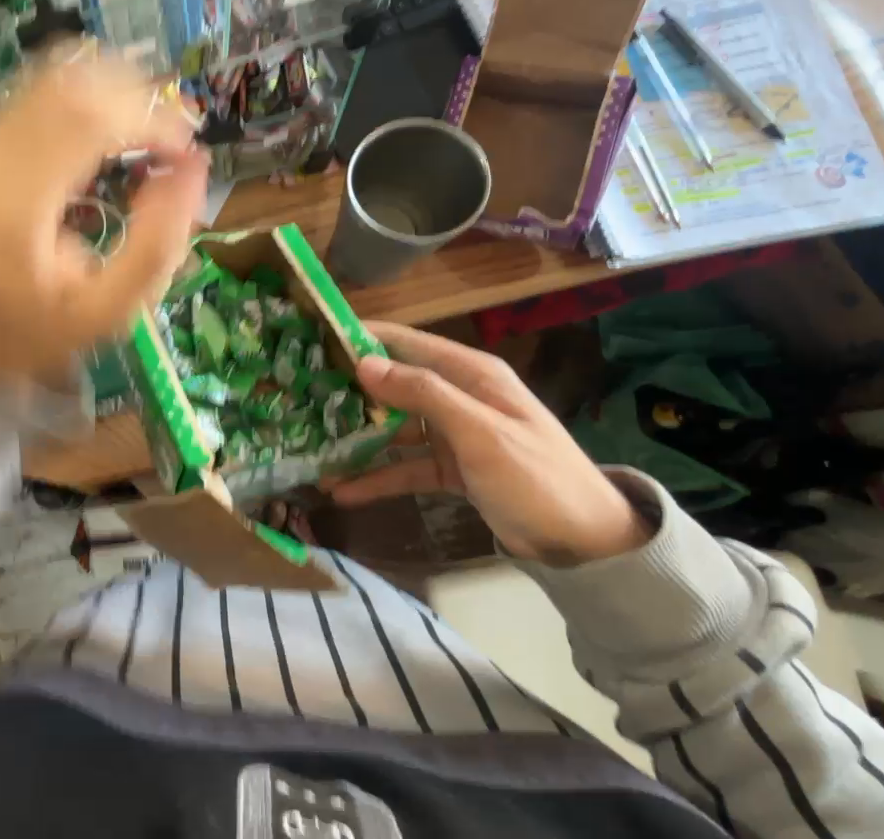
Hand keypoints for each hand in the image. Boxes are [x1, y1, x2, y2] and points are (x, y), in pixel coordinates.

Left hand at [0, 53, 209, 386]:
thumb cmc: (40, 331)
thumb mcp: (110, 311)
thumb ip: (159, 244)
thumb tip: (195, 166)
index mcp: (10, 208)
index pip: (85, 120)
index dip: (148, 118)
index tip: (187, 146)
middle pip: (68, 87)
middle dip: (135, 98)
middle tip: (175, 135)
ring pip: (51, 79)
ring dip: (111, 91)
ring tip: (149, 131)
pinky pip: (34, 94)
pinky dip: (83, 98)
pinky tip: (109, 129)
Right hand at [329, 322, 651, 566]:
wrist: (587, 545)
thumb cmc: (536, 478)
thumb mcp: (480, 432)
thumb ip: (424, 394)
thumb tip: (364, 363)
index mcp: (471, 374)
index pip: (407, 342)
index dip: (361, 337)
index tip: (313, 339)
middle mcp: (458, 396)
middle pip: (393, 384)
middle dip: (348, 390)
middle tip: (297, 395)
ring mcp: (453, 434)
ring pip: (393, 428)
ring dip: (356, 439)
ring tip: (310, 446)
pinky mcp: (451, 468)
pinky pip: (404, 466)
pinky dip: (376, 477)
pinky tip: (341, 489)